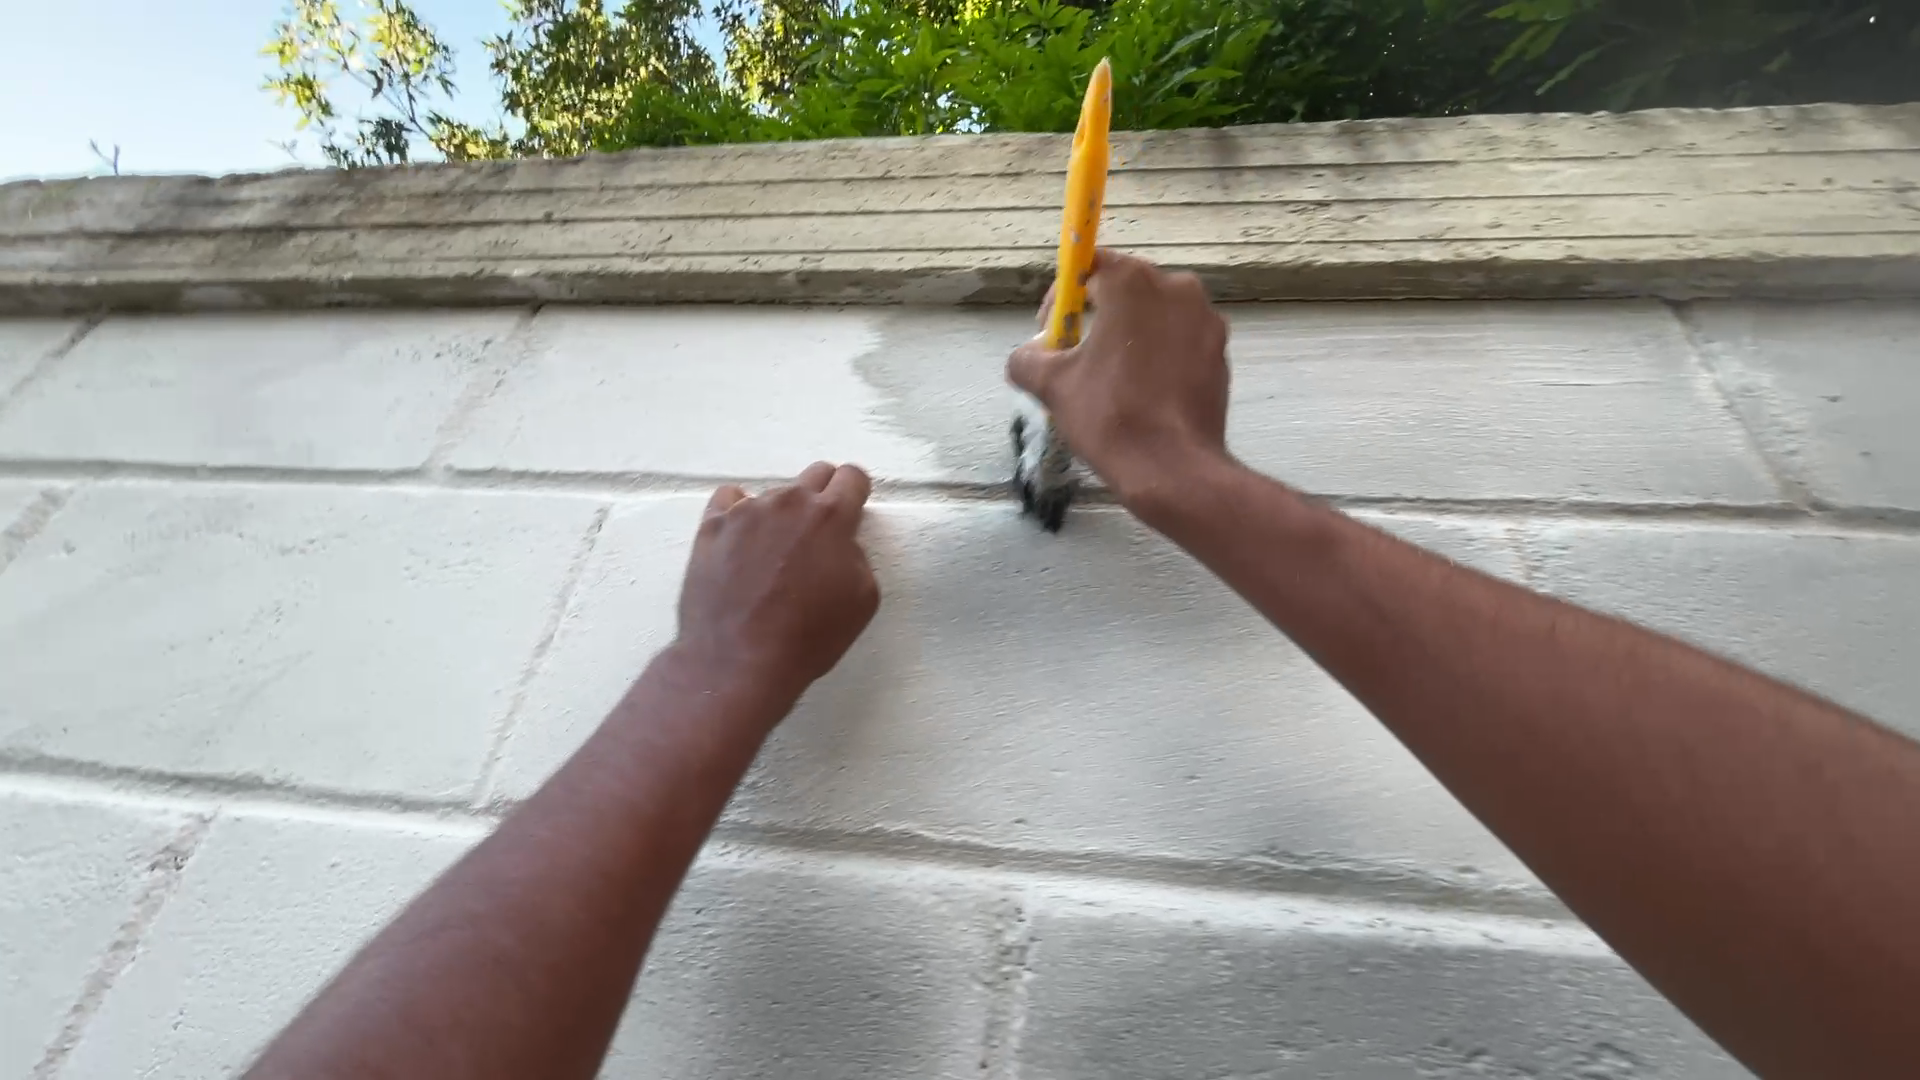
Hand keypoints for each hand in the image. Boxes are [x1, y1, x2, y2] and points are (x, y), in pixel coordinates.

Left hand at [673, 462, 880, 707]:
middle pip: (816, 475)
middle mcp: (788, 502)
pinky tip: (740, 543)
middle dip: (824, 497)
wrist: (739, 661)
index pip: (852, 477)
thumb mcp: (863, 599)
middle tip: (817, 536)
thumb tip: (840, 543)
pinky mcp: (711, 526)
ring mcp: (745, 511)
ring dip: (781, 516)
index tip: (852, 512)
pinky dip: (739, 514)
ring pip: (774, 495)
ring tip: (772, 558)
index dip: (856, 493)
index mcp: (830, 517)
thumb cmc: (809, 637)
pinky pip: (730, 501)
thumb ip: (856, 555)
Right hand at [1007, 249, 1232, 511]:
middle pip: (1125, 292)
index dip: (1062, 298)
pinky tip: (1145, 395)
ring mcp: (1206, 319)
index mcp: (1132, 283)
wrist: (1171, 467)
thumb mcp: (1051, 386)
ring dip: (1130, 339)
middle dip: (1097, 319)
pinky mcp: (1221, 352)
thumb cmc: (1108, 416)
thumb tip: (1027, 355)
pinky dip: (1160, 358)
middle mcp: (1176, 287)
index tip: (1052, 333)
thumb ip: (1027, 358)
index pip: (1088, 269)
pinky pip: (1180, 343)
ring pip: (1155, 318)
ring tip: (1112, 382)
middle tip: (1077, 360)